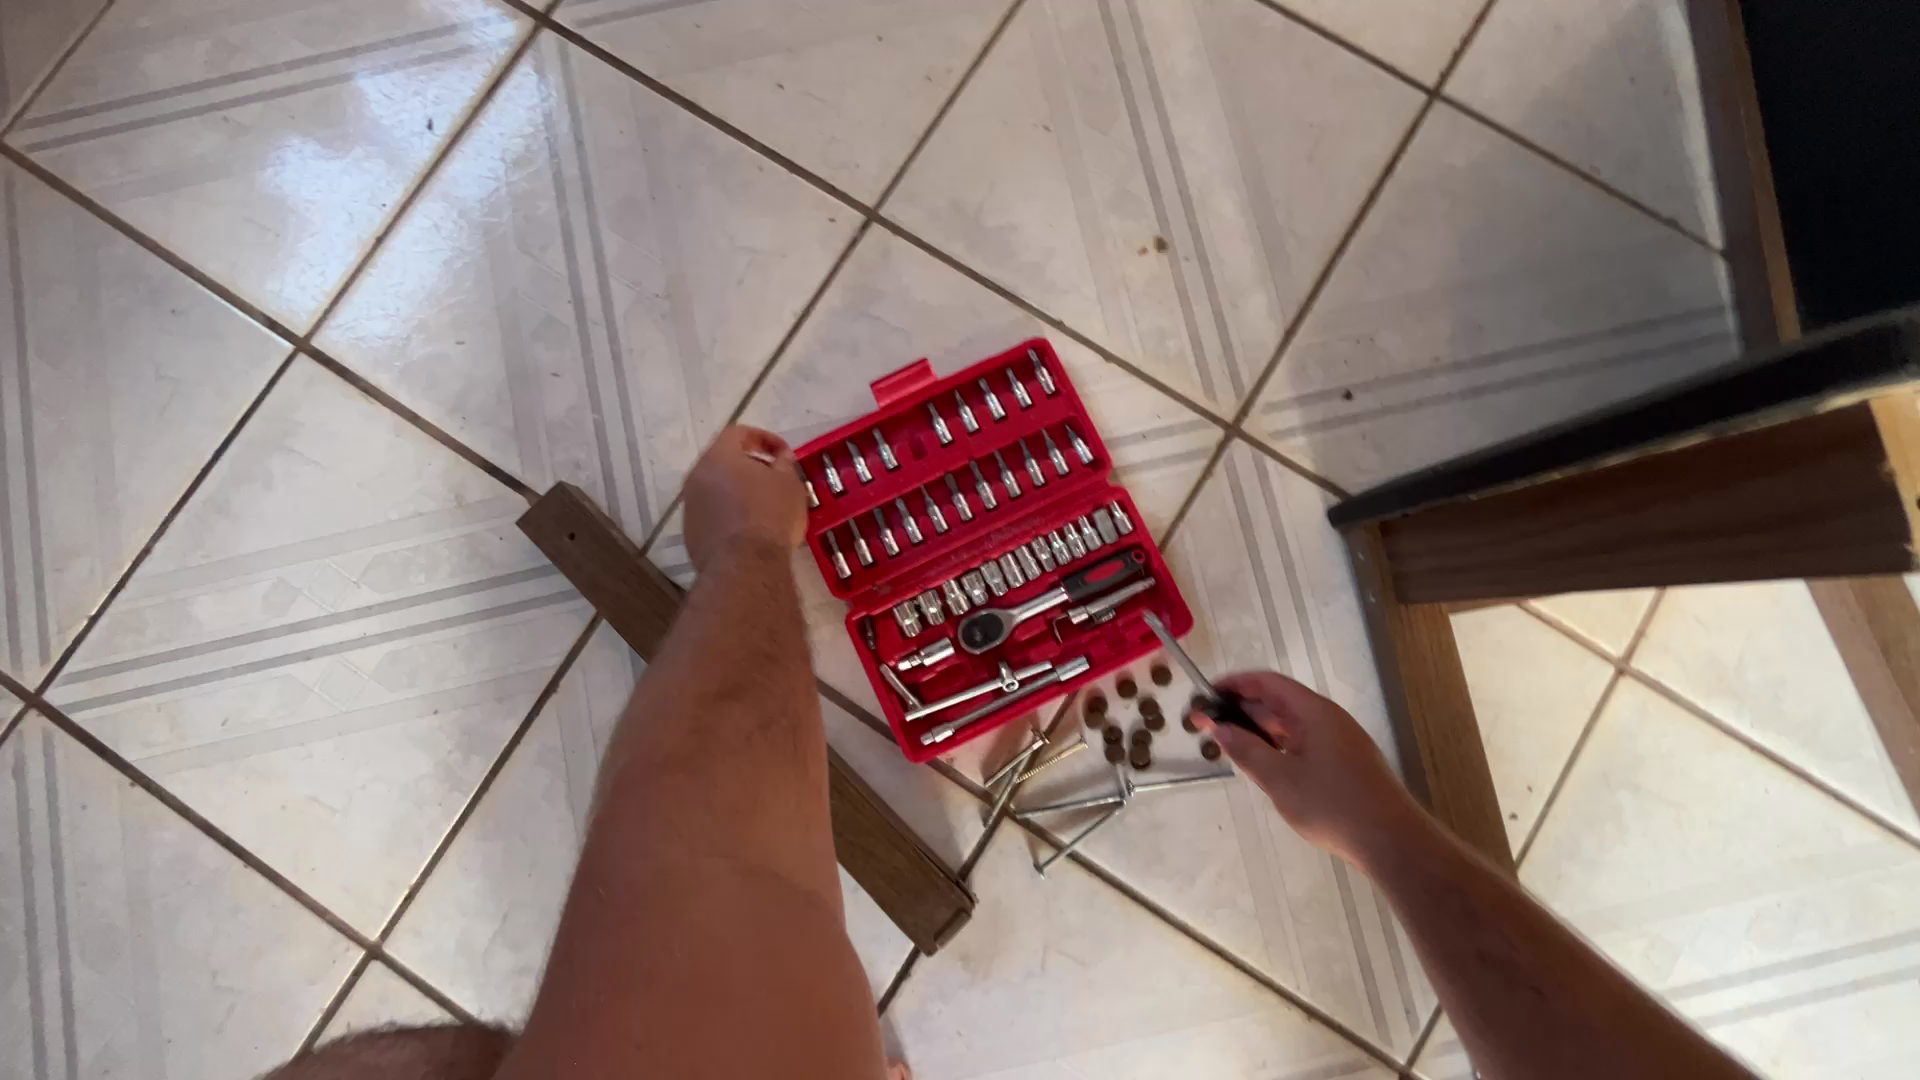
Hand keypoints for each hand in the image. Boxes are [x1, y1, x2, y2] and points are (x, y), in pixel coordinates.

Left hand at [682, 426, 806, 570]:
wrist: (744, 565)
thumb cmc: (770, 515)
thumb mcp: (790, 484)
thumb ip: (785, 464)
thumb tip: (781, 457)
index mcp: (719, 457)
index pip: (738, 433)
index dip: (764, 438)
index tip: (784, 454)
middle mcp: (697, 477)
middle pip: (723, 462)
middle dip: (750, 467)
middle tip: (774, 480)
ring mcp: (690, 507)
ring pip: (715, 490)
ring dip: (738, 494)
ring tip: (764, 509)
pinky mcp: (691, 534)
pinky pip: (712, 516)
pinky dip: (730, 517)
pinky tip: (750, 533)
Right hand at [1189, 671, 1425, 866]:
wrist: (1394, 843)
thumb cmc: (1334, 806)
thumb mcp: (1280, 780)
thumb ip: (1246, 751)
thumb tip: (1219, 729)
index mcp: (1314, 713)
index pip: (1268, 683)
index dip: (1235, 684)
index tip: (1207, 695)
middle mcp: (1328, 720)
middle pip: (1278, 702)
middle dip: (1242, 710)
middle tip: (1209, 724)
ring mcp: (1339, 742)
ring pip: (1289, 725)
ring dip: (1258, 731)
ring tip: (1228, 745)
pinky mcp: (1344, 763)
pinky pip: (1302, 743)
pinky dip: (1276, 747)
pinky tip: (1261, 765)